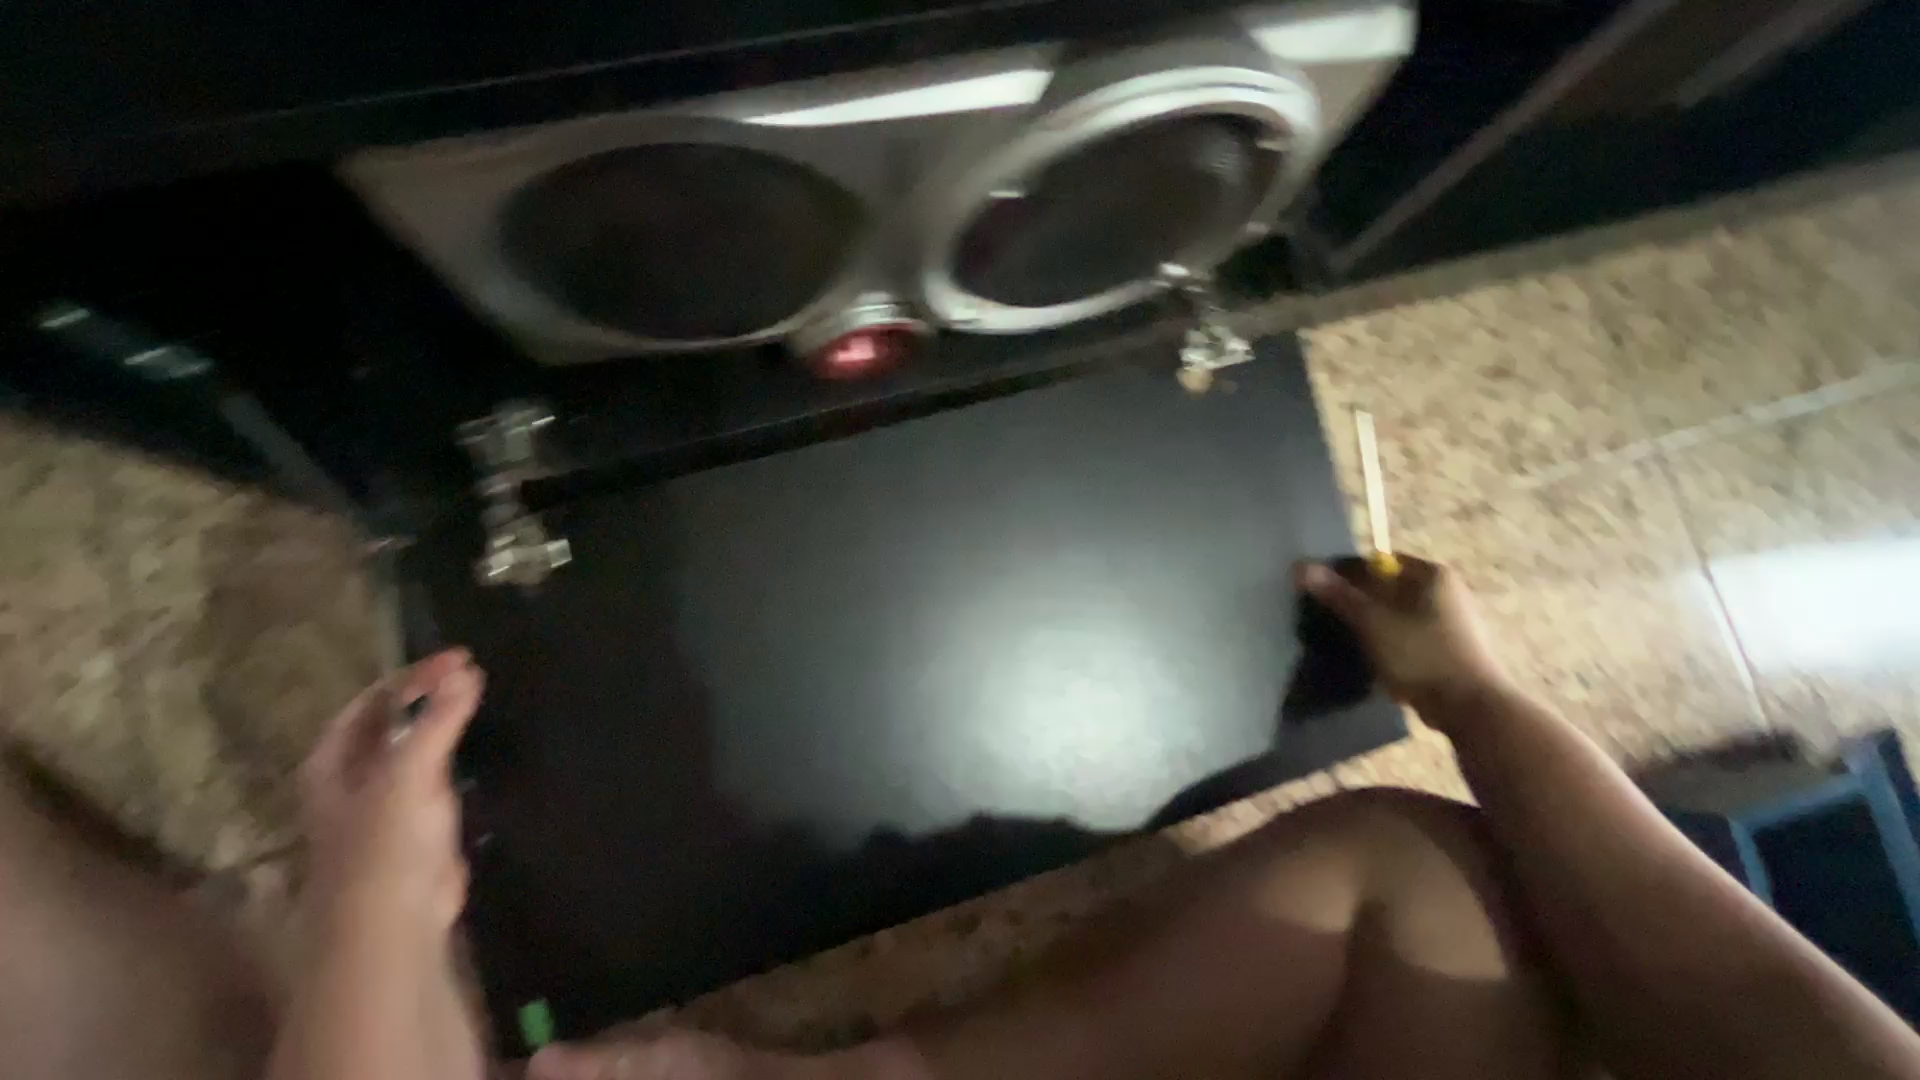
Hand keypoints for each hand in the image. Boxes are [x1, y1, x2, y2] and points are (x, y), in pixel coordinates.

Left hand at [298, 648, 484, 938]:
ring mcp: (384, 804)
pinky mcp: (417, 828)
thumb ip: (437, 720)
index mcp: (332, 763)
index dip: (413, 676)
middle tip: (471, 673)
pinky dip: (455, 755)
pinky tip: (480, 748)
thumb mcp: (409, 773)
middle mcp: (351, 779)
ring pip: (412, 749)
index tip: (461, 658)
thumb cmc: (385, 845)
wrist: (394, 922)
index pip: (371, 701)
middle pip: (388, 723)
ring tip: (479, 700)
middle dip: (425, 697)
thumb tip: (467, 670)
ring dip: (441, 724)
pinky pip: (435, 776)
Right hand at [1295, 556, 1511, 728]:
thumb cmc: (1420, 655)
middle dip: (1358, 601)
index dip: (1346, 575)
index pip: (1377, 561)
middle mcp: (1446, 590)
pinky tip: (1376, 658)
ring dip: (1372, 623)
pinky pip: (1410, 633)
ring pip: (1397, 612)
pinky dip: (1391, 640)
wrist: (1470, 707)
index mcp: (1432, 575)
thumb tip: (1301, 566)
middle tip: (1330, 619)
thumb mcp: (1372, 622)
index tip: (1323, 594)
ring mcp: (1453, 619)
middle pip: (1387, 587)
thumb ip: (1337, 594)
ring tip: (1349, 641)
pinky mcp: (1452, 646)